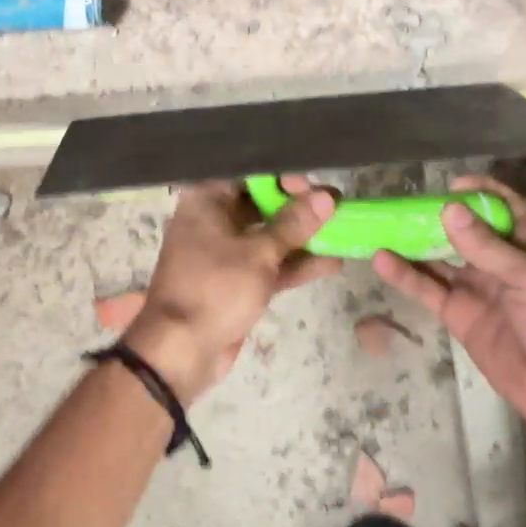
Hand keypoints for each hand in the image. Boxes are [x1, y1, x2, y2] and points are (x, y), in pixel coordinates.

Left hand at [122, 177, 339, 404]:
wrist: (181, 352)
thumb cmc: (214, 289)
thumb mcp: (258, 254)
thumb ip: (294, 224)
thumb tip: (326, 197)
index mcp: (207, 201)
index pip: (249, 174)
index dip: (283, 177)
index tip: (314, 187)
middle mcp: (214, 220)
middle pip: (262, 203)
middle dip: (300, 207)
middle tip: (337, 206)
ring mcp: (225, 253)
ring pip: (269, 236)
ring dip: (304, 237)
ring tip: (345, 231)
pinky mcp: (237, 281)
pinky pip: (269, 264)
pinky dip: (295, 264)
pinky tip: (332, 262)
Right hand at [371, 175, 525, 448]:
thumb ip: (488, 248)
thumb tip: (448, 209)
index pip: (506, 208)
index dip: (481, 193)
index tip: (450, 184)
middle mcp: (505, 265)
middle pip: (466, 232)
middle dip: (436, 217)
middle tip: (401, 204)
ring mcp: (482, 292)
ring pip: (442, 260)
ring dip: (414, 245)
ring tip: (380, 227)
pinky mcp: (463, 319)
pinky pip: (431, 291)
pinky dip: (406, 277)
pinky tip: (382, 261)